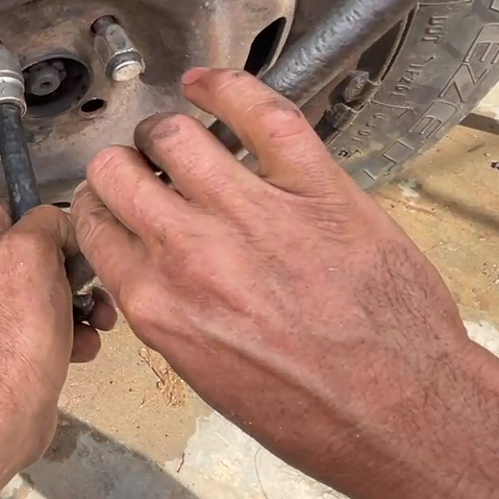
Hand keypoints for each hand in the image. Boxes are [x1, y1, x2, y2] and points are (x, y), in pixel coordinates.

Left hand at [0, 201, 109, 477]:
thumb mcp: (31, 251)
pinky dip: (73, 337)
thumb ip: (44, 222)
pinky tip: (80, 350)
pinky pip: (54, 330)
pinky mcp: (16, 349)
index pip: (6, 209)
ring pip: (53, 294)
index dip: (41, 216)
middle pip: (38, 254)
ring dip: (83, 306)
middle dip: (74, 269)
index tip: (71, 232)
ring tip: (97, 324)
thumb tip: (58, 225)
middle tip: (92, 285)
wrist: (2, 406)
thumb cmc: (16, 324)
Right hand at [69, 68, 498, 491]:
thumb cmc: (300, 408)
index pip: (92, 226)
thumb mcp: (194, 368)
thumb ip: (157, 303)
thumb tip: (142, 259)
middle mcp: (189, 251)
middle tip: (137, 172)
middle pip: (115, 173)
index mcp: (155, 302)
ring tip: (173, 140)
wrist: (407, 415)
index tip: (107, 205)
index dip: (93, 209)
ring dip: (162, 134)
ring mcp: (253, 215)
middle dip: (117, 168)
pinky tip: (206, 83)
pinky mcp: (318, 190)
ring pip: (173, 136)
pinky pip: (263, 115)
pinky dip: (226, 89)